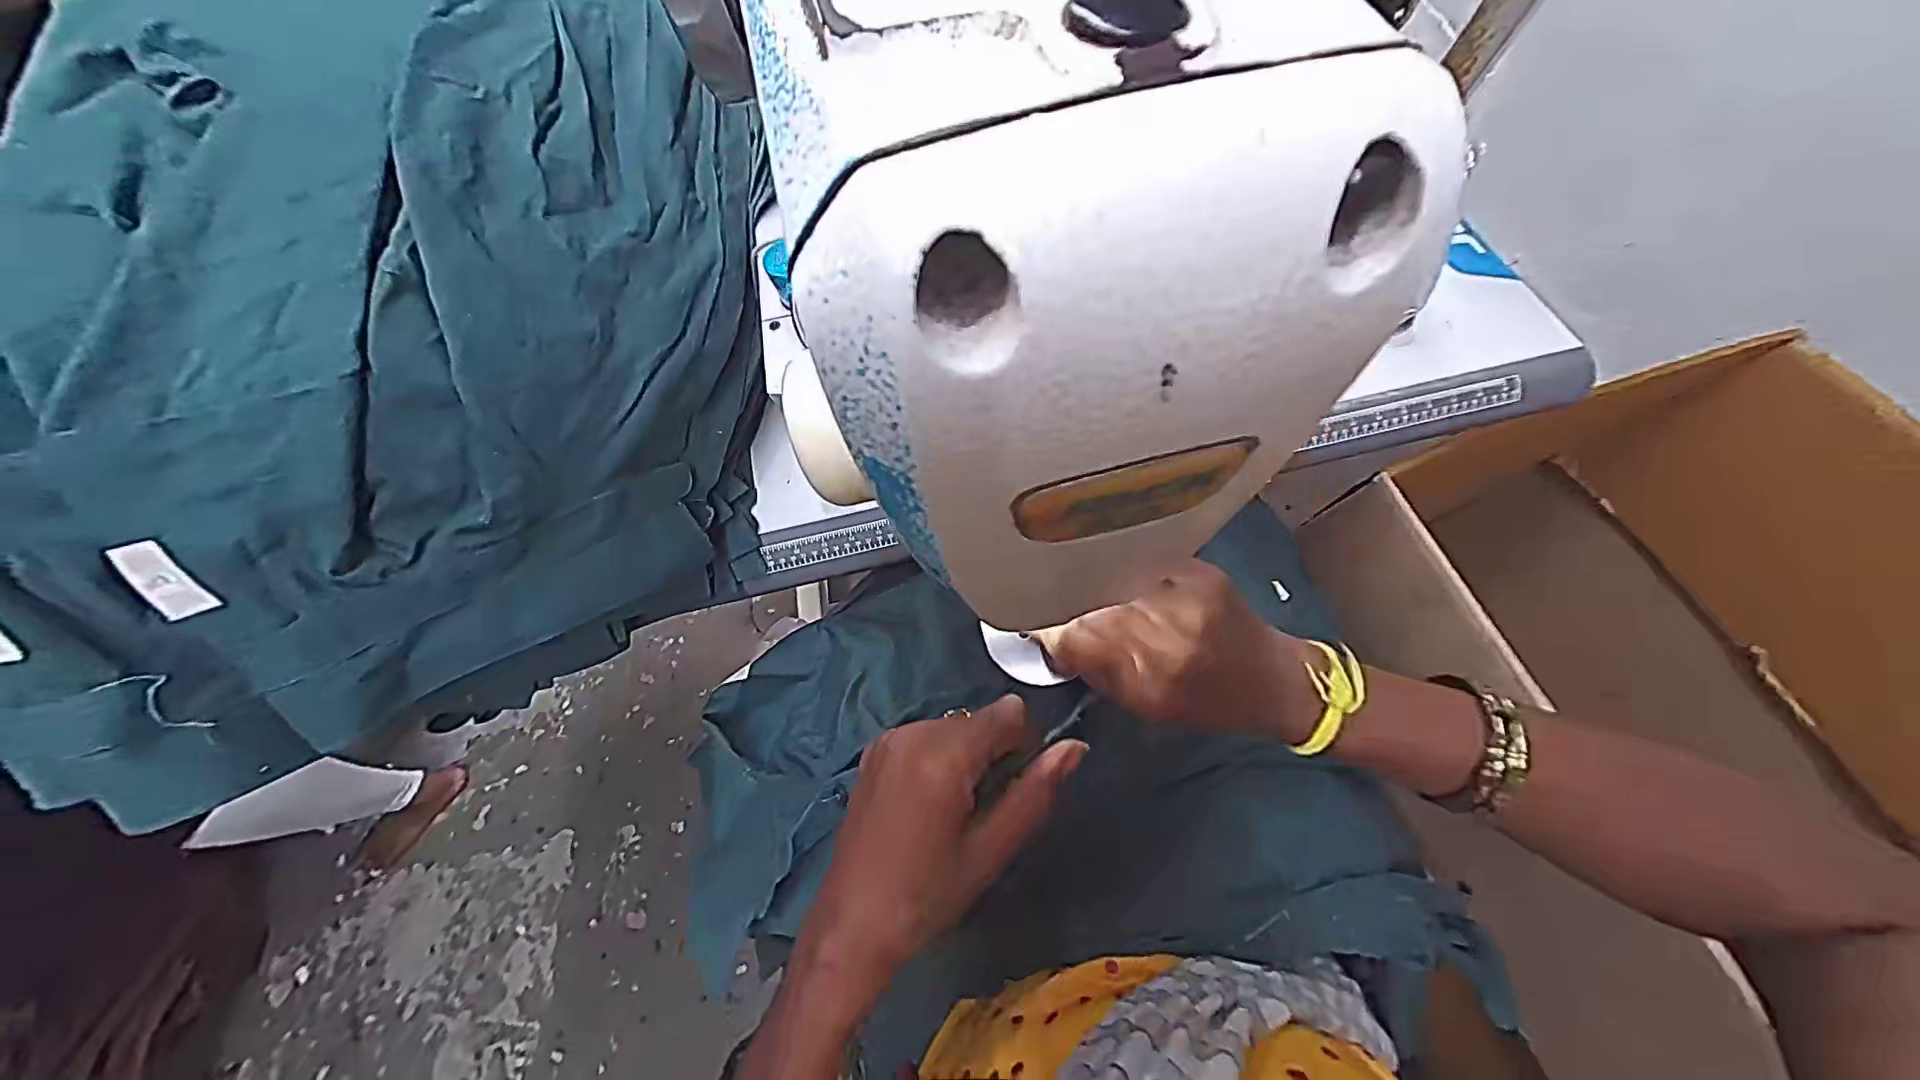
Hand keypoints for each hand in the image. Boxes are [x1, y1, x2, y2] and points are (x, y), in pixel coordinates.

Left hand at [801, 696, 1087, 980]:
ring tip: (950, 811)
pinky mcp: (874, 750)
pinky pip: (925, 735)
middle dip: (992, 753)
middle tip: (979, 810)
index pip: (1009, 712)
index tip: (1011, 788)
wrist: (852, 923)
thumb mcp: (991, 850)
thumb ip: (1036, 792)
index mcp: (943, 753)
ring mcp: (888, 738)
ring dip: (965, 755)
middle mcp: (913, 731)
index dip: (1024, 745)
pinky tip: (926, 804)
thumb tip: (1074, 746)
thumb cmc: (927, 895)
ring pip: (954, 726)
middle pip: (979, 719)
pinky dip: (938, 757)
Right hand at [1034, 560, 1320, 742]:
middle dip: (1063, 603)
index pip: (1073, 637)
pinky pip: (1139, 562)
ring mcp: (1184, 594)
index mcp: (1150, 677)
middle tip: (1051, 601)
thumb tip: (1055, 640)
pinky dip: (1122, 569)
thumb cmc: (1210, 704)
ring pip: (1109, 577)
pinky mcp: (1199, 570)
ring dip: (1089, 583)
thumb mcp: (1149, 707)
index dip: (1046, 629)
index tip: (1034, 626)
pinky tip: (1118, 572)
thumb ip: (1100, 672)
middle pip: (1087, 603)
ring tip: (1082, 585)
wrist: (1277, 679)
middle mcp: (1166, 632)